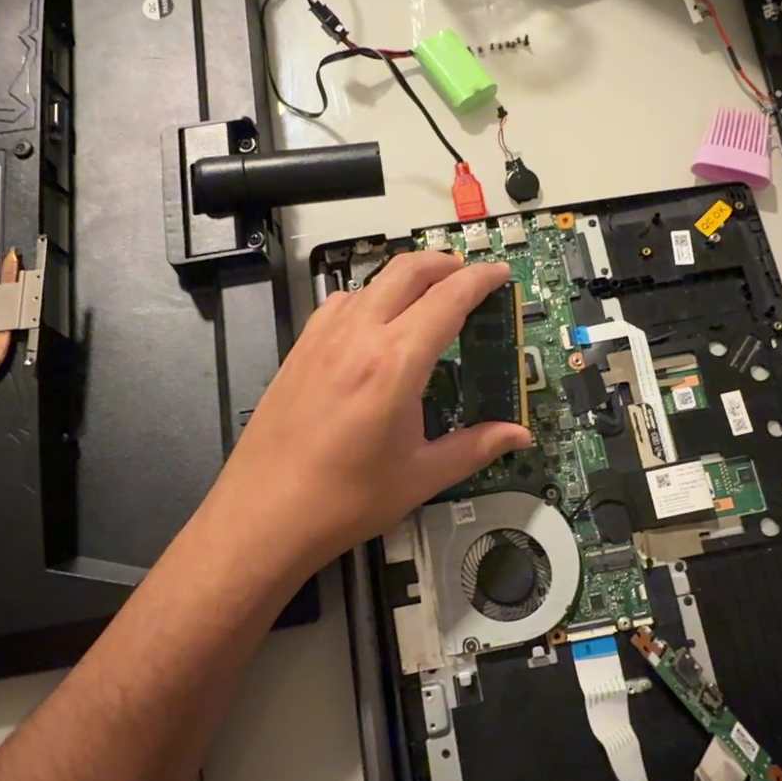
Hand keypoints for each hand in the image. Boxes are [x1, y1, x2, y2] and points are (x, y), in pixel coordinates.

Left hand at [195, 251, 532, 583]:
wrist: (264, 517)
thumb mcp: (422, 476)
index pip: (448, 299)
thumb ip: (476, 447)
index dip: (480, 279)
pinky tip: (376, 323)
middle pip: (407, 271)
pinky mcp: (299, 351)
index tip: (498, 272)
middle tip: (469, 275)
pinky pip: (340, 304)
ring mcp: (322, 340)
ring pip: (371, 282)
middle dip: (445, 263)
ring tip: (428, 297)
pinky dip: (369, 297)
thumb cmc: (343, 501)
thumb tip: (518, 436)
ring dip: (406, 277)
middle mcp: (357, 338)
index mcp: (394, 364)